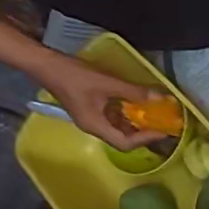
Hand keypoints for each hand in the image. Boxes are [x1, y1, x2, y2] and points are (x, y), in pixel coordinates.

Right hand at [35, 52, 167, 150]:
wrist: (45, 64)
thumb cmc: (74, 76)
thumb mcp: (107, 83)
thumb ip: (134, 92)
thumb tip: (160, 98)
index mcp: (95, 127)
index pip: (125, 143)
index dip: (146, 139)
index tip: (163, 130)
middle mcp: (94, 127)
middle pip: (123, 139)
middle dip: (143, 132)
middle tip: (161, 123)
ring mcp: (91, 119)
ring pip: (118, 128)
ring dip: (135, 123)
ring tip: (153, 114)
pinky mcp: (90, 110)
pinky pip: (112, 117)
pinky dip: (126, 114)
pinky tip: (136, 104)